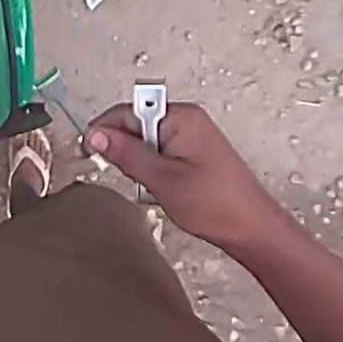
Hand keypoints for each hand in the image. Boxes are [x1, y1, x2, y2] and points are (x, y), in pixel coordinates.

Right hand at [87, 102, 306, 260]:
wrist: (252, 230)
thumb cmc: (215, 205)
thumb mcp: (161, 179)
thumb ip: (125, 153)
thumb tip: (96, 134)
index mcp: (181, 117)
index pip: (126, 112)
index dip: (105, 131)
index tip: (89, 151)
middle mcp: (186, 119)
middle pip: (134, 125)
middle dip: (126, 151)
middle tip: (135, 176)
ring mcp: (190, 134)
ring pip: (144, 141)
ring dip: (139, 164)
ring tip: (154, 186)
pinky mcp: (192, 150)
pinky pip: (157, 151)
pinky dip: (152, 169)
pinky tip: (162, 187)